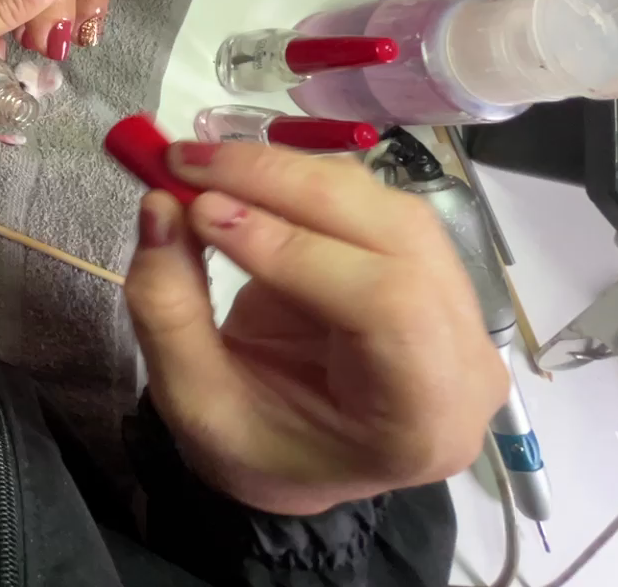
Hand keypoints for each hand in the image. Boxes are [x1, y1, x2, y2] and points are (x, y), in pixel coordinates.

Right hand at [126, 142, 504, 515]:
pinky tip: (235, 174)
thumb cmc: (249, 444)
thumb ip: (166, 308)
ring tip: (201, 163)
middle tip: (184, 162)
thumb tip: (158, 205)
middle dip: (280, 183)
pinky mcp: (413, 264)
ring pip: (380, 202)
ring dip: (283, 169)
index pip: (387, 308)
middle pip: (393, 234)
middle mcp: (460, 353)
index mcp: (421, 418)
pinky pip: (361, 198)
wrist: (290, 455)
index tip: (199, 212)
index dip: (291, 246)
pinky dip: (290, 174)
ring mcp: (449, 304)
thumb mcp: (190, 398)